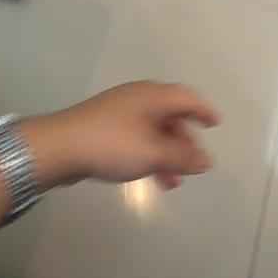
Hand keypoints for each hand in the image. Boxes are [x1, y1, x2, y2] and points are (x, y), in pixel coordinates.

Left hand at [18, 81, 220, 190]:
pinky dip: (149, 153)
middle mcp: (137, 98)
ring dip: (166, 152)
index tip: (216, 124)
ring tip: (174, 180)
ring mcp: (119, 111)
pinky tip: (149, 175)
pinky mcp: (104, 126)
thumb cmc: (112, 144)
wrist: (61, 147)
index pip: (185, 97)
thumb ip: (181, 157)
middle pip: (169, 113)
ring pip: (152, 129)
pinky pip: (137, 137)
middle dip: (184, 137)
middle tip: (194, 159)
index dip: (203, 110)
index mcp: (151, 96)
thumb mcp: (152, 154)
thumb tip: (207, 159)